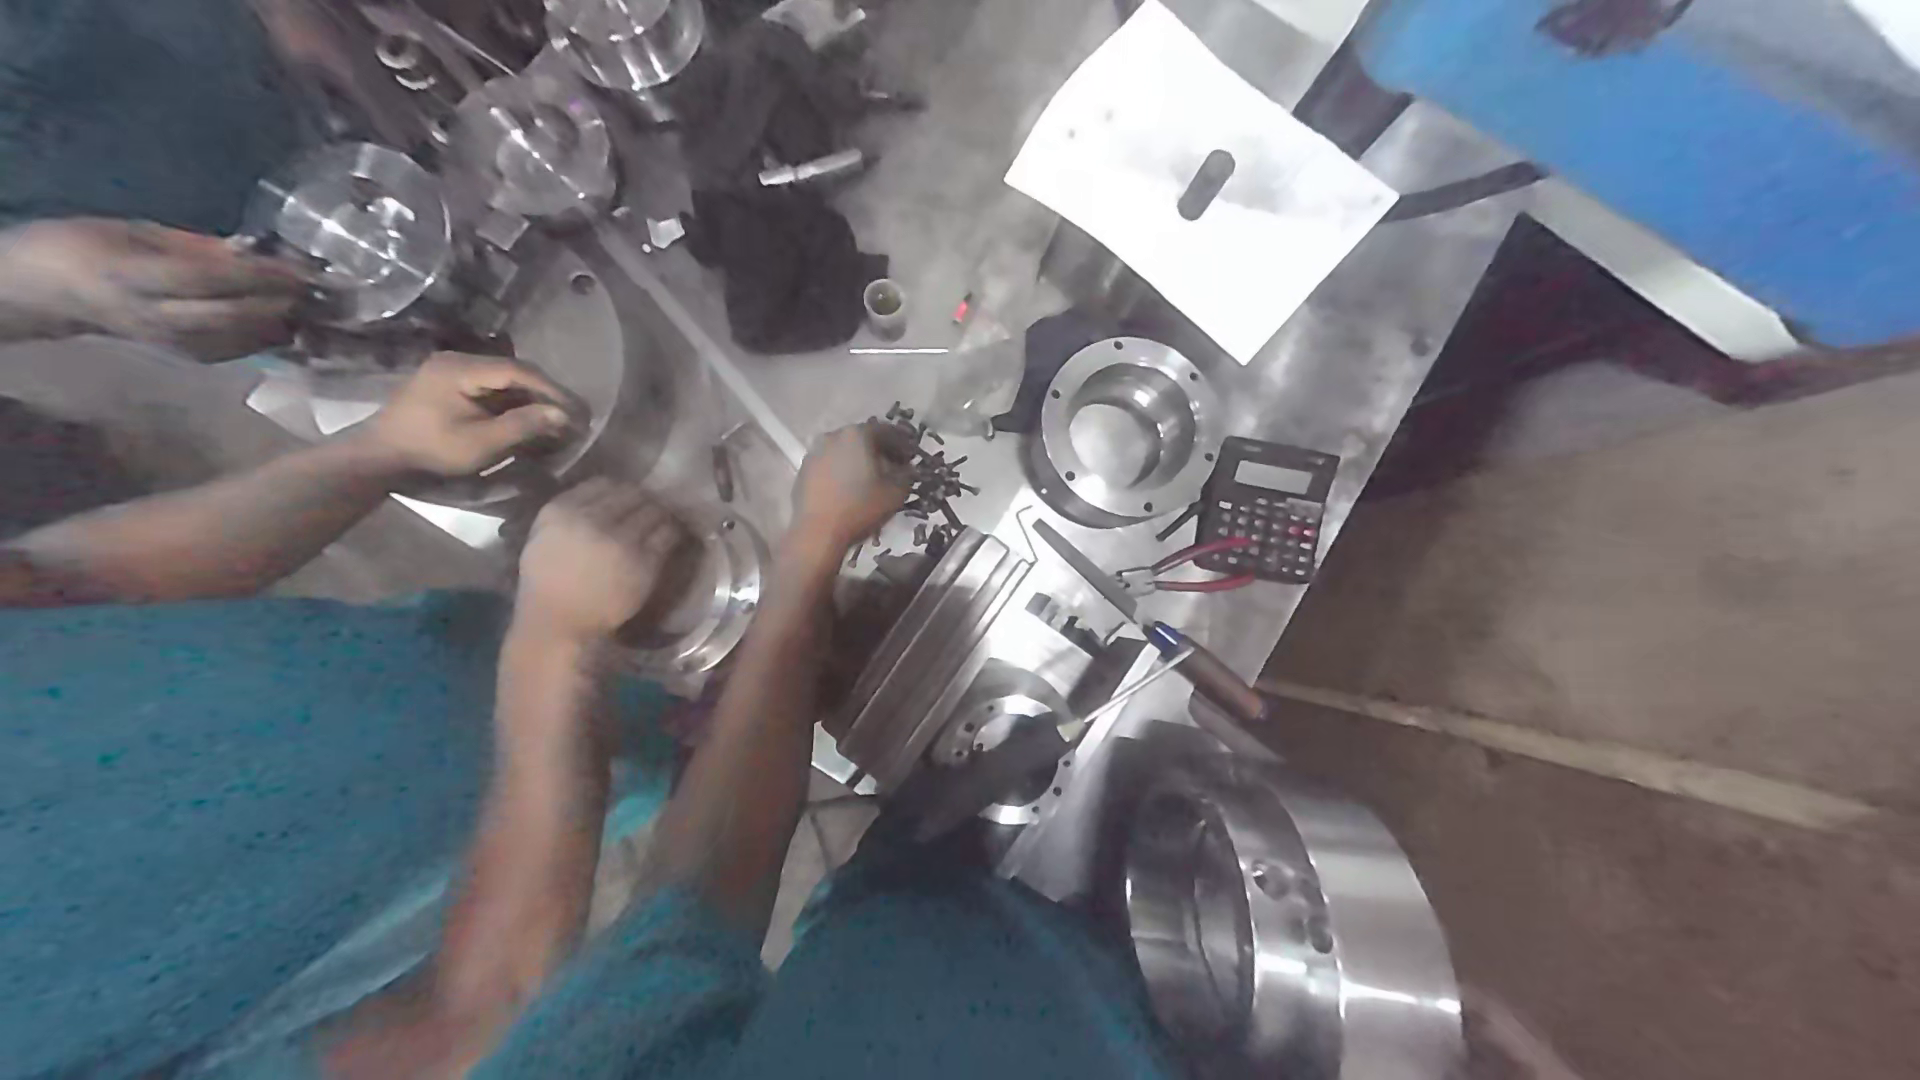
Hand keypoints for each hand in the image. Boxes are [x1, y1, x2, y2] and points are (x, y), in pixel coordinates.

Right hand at [0, 218, 310, 359]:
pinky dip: (281, 334)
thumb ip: (202, 247)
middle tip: (321, 289)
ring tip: (320, 304)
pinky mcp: (201, 358)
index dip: (261, 276)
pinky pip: (252, 348)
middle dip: (284, 302)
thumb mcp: (137, 232)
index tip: (302, 270)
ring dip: (292, 321)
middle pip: (236, 315)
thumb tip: (262, 252)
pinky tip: (301, 319)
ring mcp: (182, 343)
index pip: (209, 280)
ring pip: (251, 337)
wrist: (52, 294)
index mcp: (133, 277)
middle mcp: (159, 317)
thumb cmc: (91, 249)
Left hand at [359, 352, 582, 477]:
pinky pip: (496, 390)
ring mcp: (455, 372)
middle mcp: (458, 362)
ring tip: (560, 421)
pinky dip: (519, 405)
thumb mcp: (482, 442)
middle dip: (548, 395)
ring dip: (536, 401)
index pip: (519, 371)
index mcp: (459, 369)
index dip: (553, 390)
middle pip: (516, 373)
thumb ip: (524, 425)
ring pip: (508, 381)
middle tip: (576, 416)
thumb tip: (564, 415)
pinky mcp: (455, 386)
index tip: (578, 410)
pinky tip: (535, 420)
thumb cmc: (431, 450)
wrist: (381, 458)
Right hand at [516, 479, 685, 642]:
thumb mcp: (542, 538)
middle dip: (643, 499)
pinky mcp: (645, 560)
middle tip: (650, 507)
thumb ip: (566, 511)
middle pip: (632, 494)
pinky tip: (671, 534)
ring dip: (661, 513)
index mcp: (561, 511)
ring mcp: (622, 539)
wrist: (560, 623)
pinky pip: (667, 535)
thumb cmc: (547, 584)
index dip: (619, 489)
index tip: (626, 497)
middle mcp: (592, 520)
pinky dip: (671, 531)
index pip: (602, 483)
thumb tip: (600, 492)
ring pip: (653, 511)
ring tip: (663, 519)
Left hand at [790, 422, 913, 554]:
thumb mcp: (896, 492)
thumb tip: (907, 469)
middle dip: (880, 451)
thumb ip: (907, 474)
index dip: (903, 445)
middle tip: (892, 469)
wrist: (817, 532)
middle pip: (863, 438)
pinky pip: (830, 464)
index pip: (887, 431)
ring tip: (869, 481)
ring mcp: (814, 452)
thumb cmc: (860, 507)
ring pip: (844, 451)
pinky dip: (842, 471)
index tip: (910, 460)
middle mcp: (833, 435)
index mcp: (857, 434)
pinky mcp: (803, 470)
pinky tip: (848, 489)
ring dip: (859, 461)